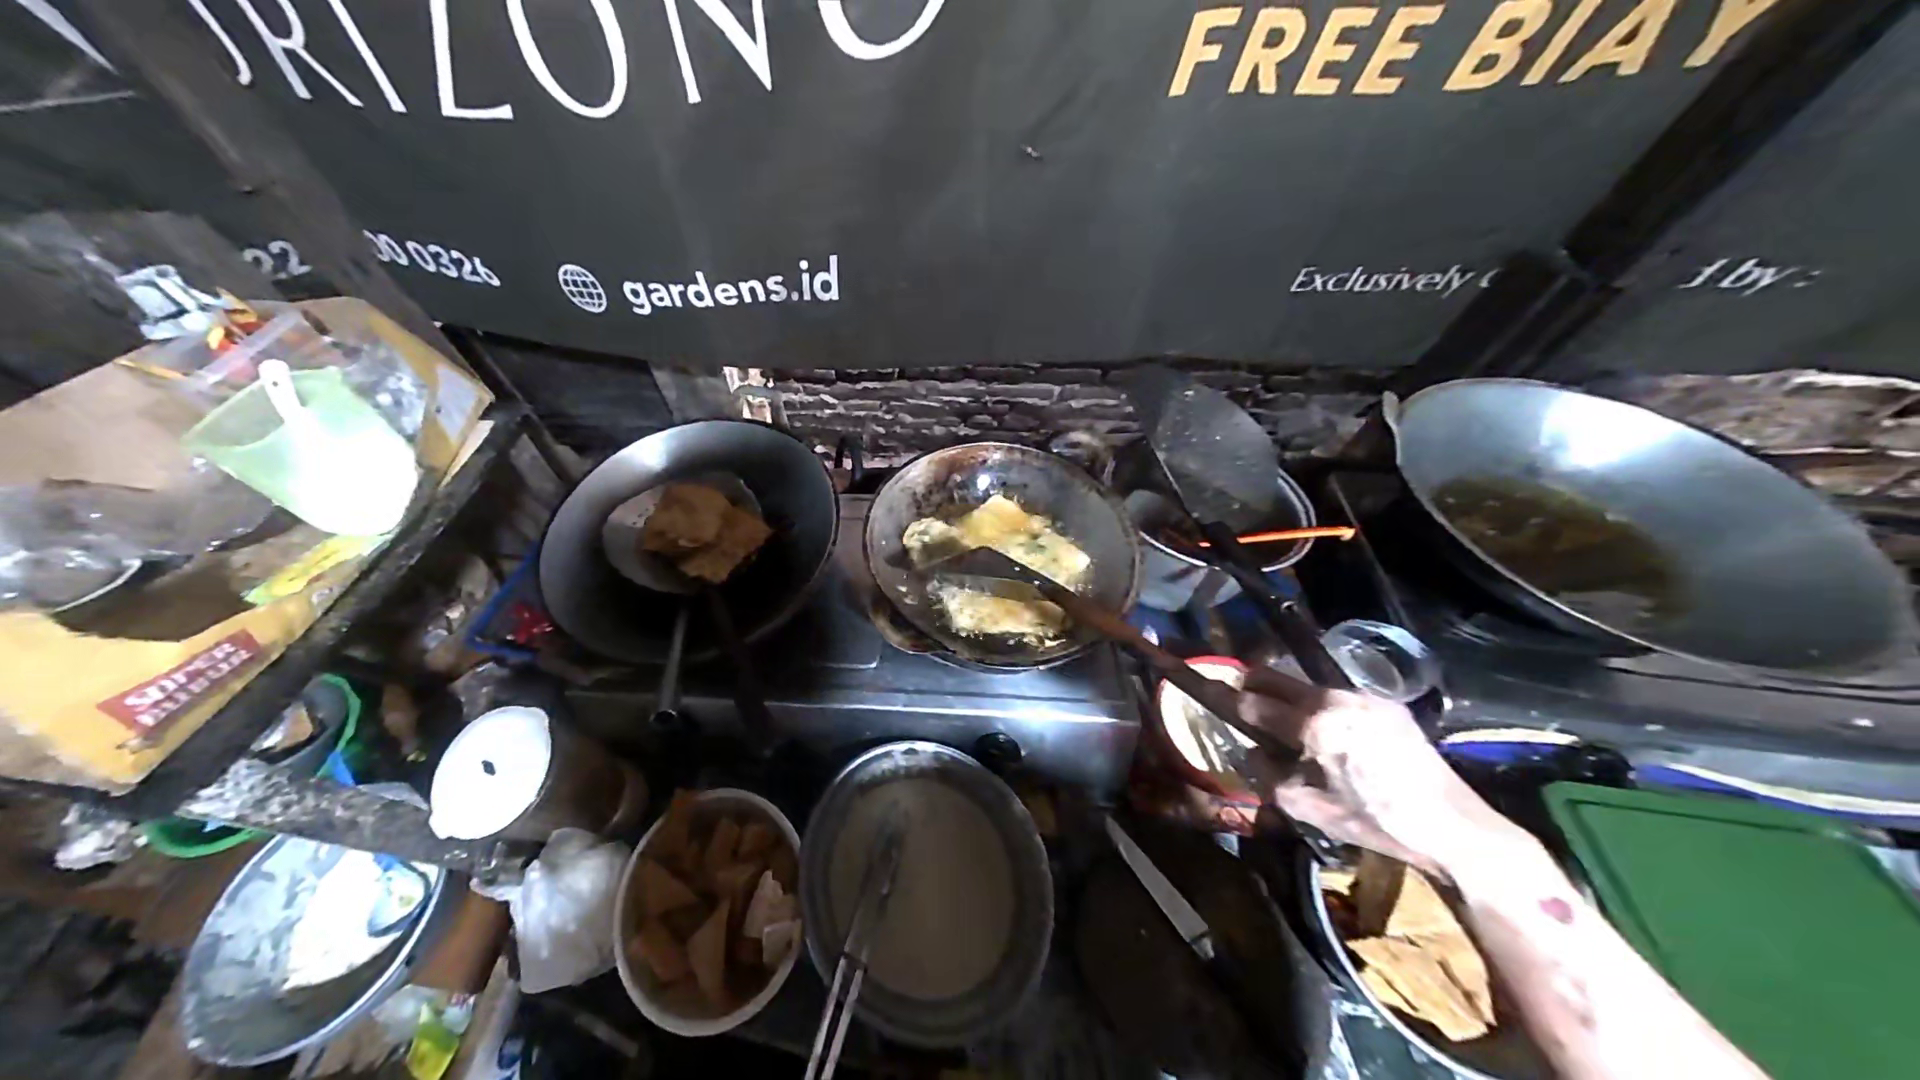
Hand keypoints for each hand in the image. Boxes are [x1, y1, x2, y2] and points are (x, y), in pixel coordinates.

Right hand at [1237, 671, 1511, 880]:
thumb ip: (1270, 776)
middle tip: (1236, 691)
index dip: (1229, 700)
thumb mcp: (1311, 809)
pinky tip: (1323, 727)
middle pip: (1277, 677)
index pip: (1256, 703)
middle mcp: (1337, 699)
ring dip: (1287, 694)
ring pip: (1308, 685)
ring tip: (1280, 714)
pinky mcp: (1387, 705)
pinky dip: (1319, 704)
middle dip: (1252, 683)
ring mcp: (1365, 698)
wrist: (1455, 828)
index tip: (1209, 691)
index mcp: (1316, 725)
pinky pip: (1337, 696)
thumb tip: (1251, 753)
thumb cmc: (1378, 823)